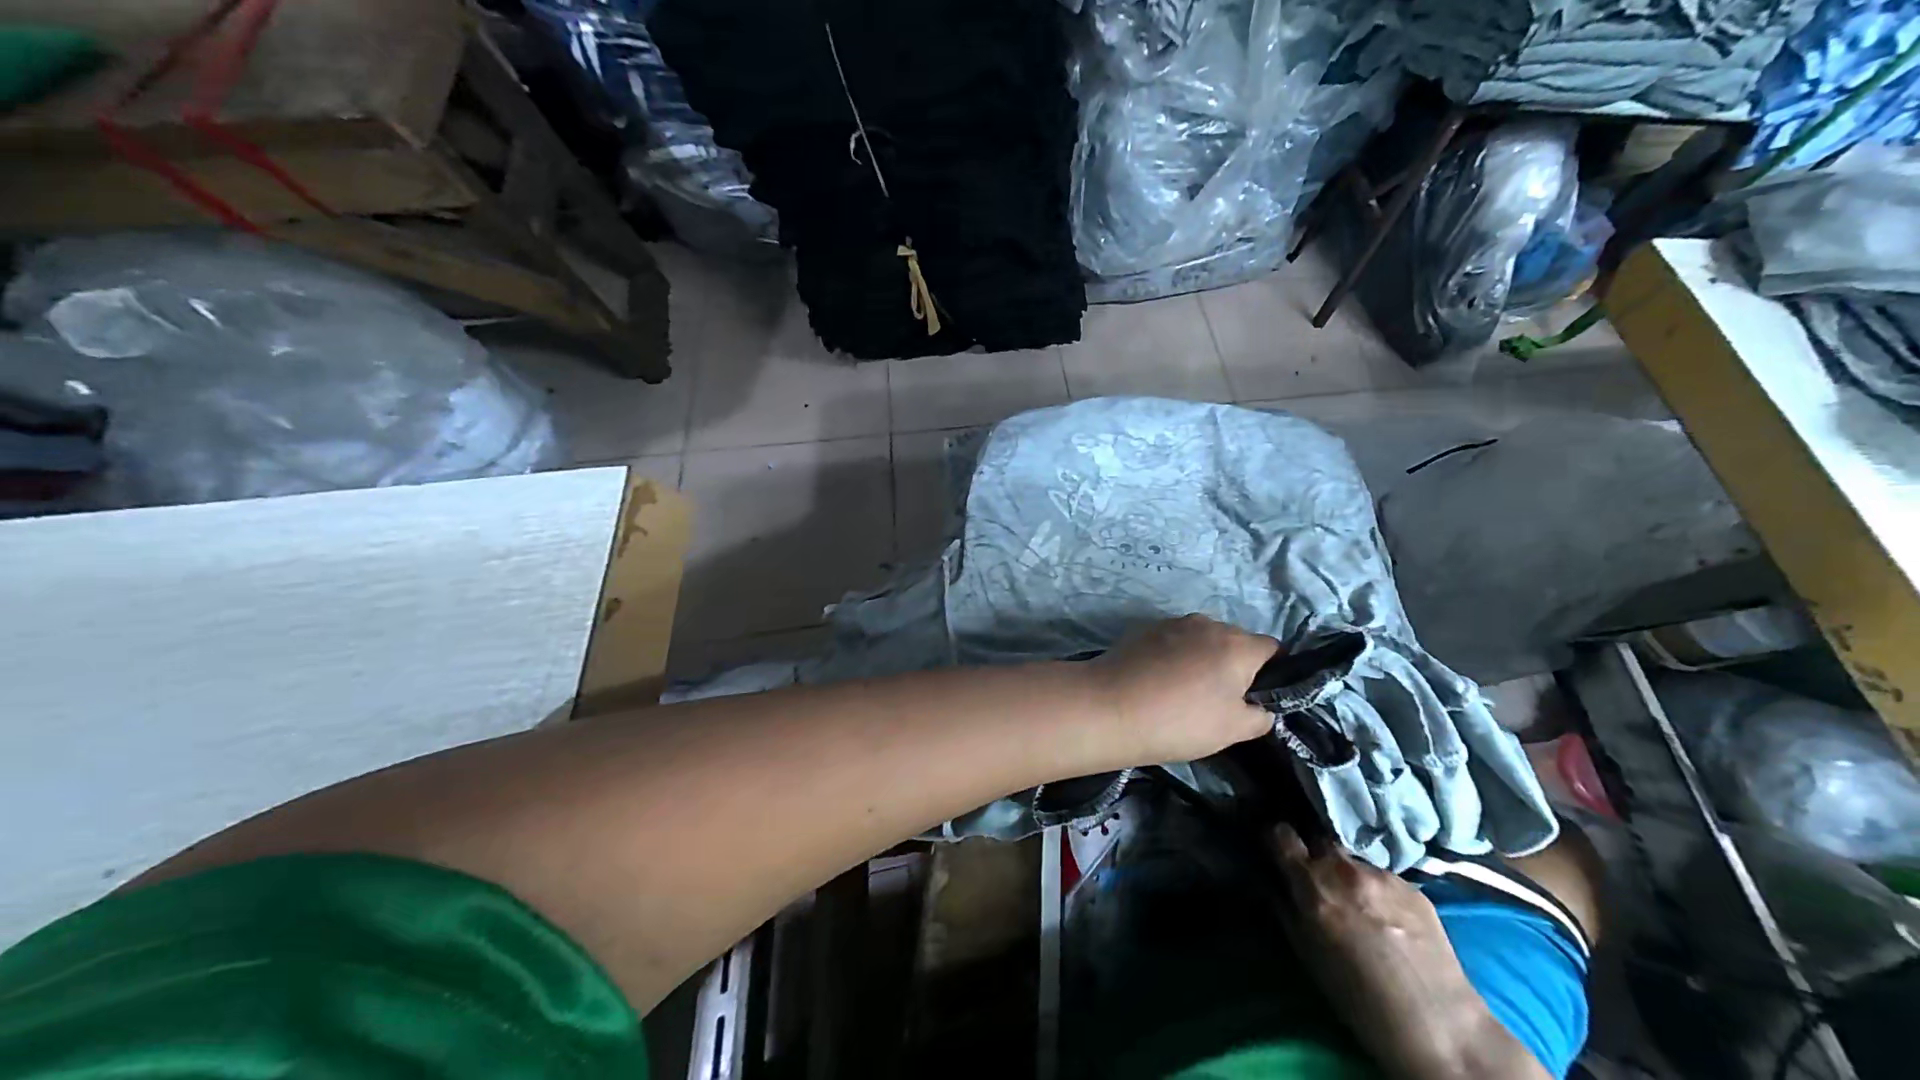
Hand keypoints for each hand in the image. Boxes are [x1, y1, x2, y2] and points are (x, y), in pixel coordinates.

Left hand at [1087, 614, 1278, 763]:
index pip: (1272, 649)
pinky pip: (1173, 641)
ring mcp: (1172, 623)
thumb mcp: (1233, 730)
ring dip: (1202, 658)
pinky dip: (1174, 656)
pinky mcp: (1143, 629)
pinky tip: (1158, 682)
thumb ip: (1259, 716)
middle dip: (1234, 665)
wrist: (1109, 708)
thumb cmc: (1180, 720)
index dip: (1272, 672)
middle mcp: (1208, 624)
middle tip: (1219, 700)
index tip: (1257, 697)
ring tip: (1184, 692)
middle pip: (1235, 640)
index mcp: (1238, 644)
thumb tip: (1261, 707)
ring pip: (1201, 639)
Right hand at [1271, 825, 1549, 1079]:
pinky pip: (1382, 876)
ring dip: (1346, 873)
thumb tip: (1270, 881)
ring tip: (1357, 903)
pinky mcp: (1413, 886)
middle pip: (1319, 839)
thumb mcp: (1306, 954)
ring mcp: (1382, 875)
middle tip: (1316, 878)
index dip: (1276, 838)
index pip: (1282, 835)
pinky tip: (1386, 916)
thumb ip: (1284, 908)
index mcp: (1313, 886)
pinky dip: (1375, 889)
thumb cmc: (1359, 998)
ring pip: (1352, 859)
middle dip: (1313, 853)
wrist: (1439, 1024)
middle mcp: (1345, 871)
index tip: (1276, 848)